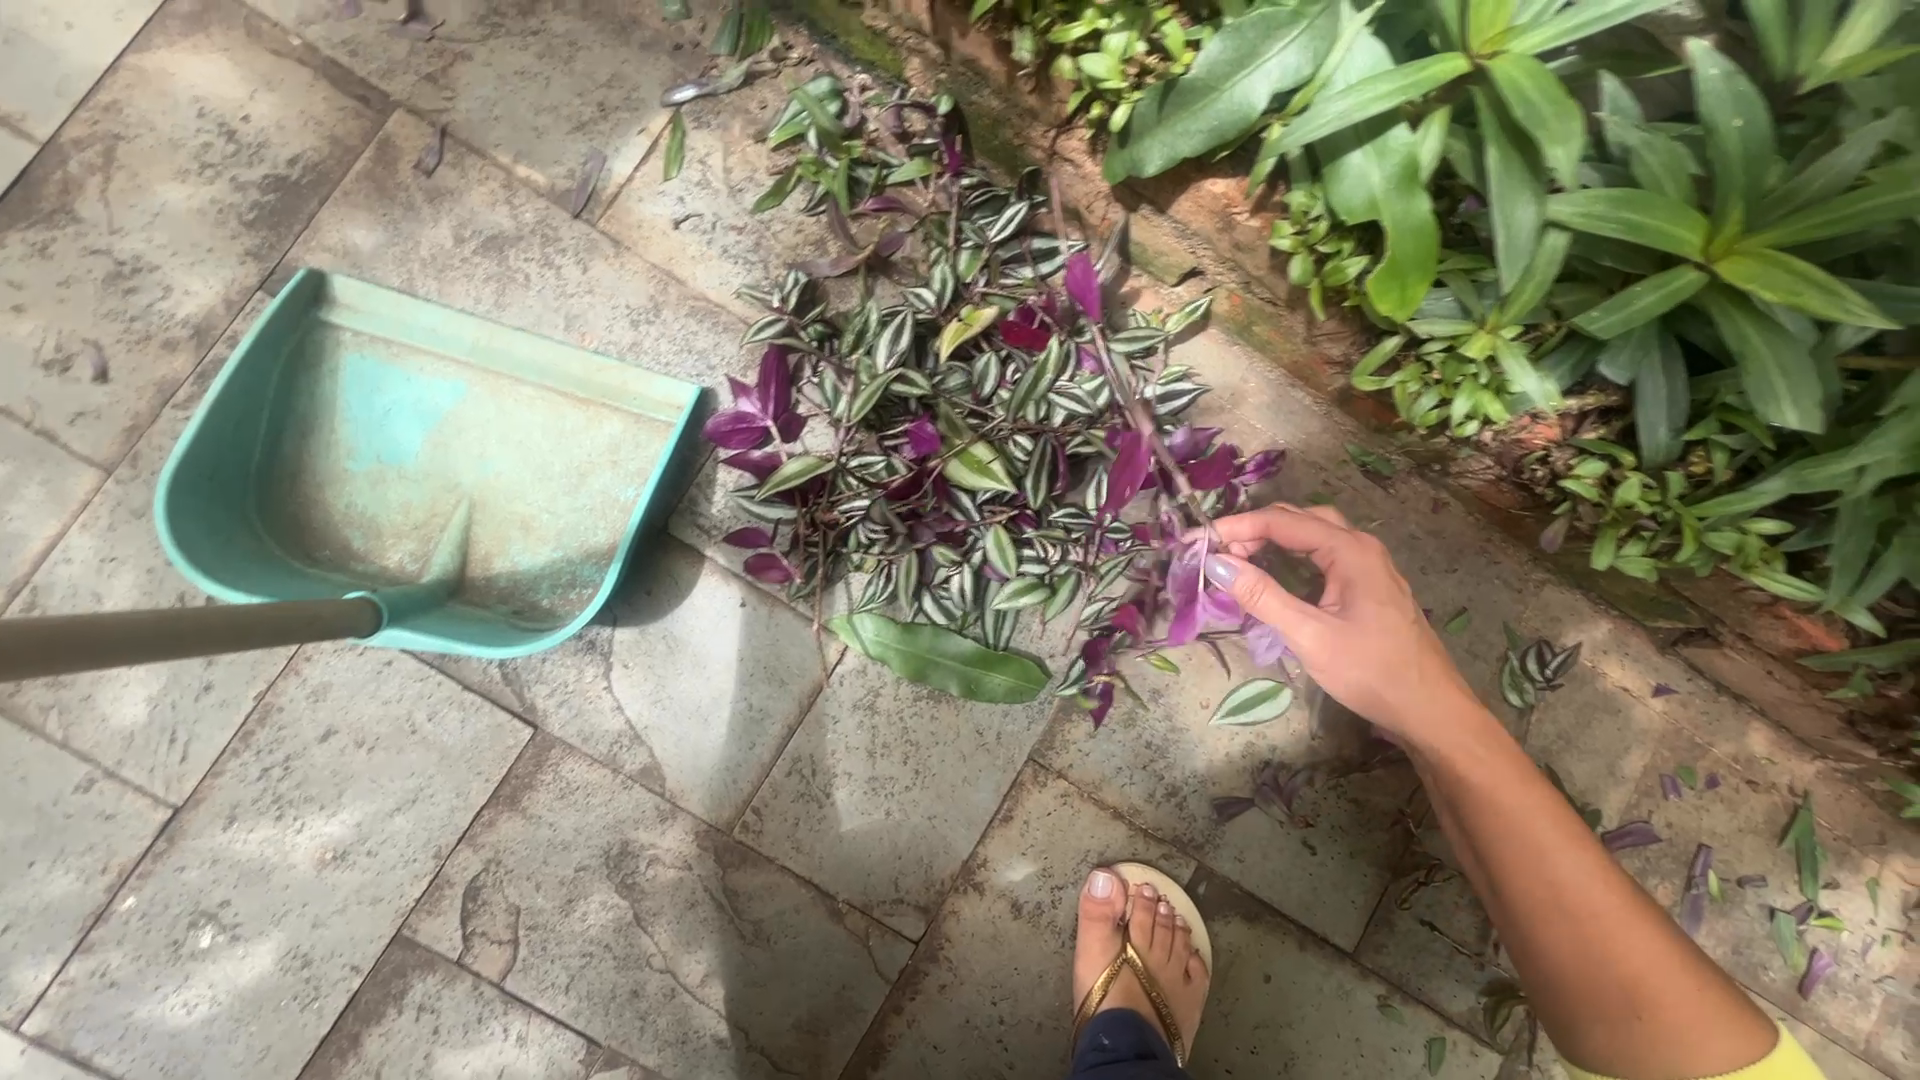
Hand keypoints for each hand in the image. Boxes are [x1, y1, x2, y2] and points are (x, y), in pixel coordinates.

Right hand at [1202, 503, 1483, 744]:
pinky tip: (1273, 574)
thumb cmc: (1371, 672)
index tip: (1197, 542)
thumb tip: (1216, 564)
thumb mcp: (1309, 636)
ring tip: (1238, 558)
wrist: (1429, 709)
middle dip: (1253, 529)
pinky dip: (1290, 555)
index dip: (1235, 527)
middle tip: (1216, 552)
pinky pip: (1321, 554)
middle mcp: (1360, 548)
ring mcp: (1367, 565)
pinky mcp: (1367, 585)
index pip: (1281, 522)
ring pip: (1311, 535)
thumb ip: (1262, 596)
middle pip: (1298, 519)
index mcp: (1349, 551)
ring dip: (1272, 539)